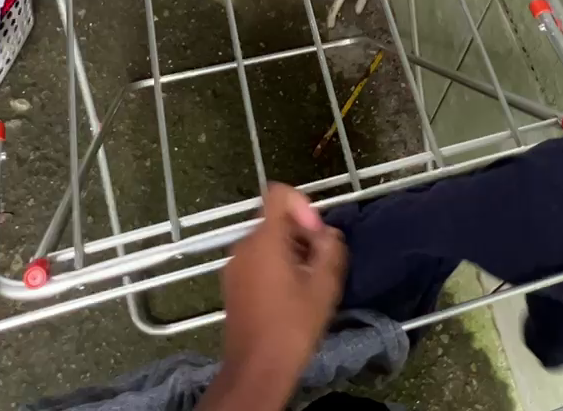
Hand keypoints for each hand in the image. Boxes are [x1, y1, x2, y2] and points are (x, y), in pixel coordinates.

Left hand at [205, 184, 346, 408]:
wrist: (256, 370)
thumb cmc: (292, 326)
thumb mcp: (324, 286)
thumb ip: (331, 249)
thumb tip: (328, 234)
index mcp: (264, 238)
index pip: (279, 193)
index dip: (302, 204)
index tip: (315, 233)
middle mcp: (243, 244)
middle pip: (275, 218)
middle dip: (301, 233)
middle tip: (318, 262)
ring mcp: (234, 264)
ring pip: (266, 240)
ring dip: (289, 251)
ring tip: (307, 283)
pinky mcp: (231, 283)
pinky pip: (256, 258)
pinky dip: (274, 265)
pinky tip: (289, 295)